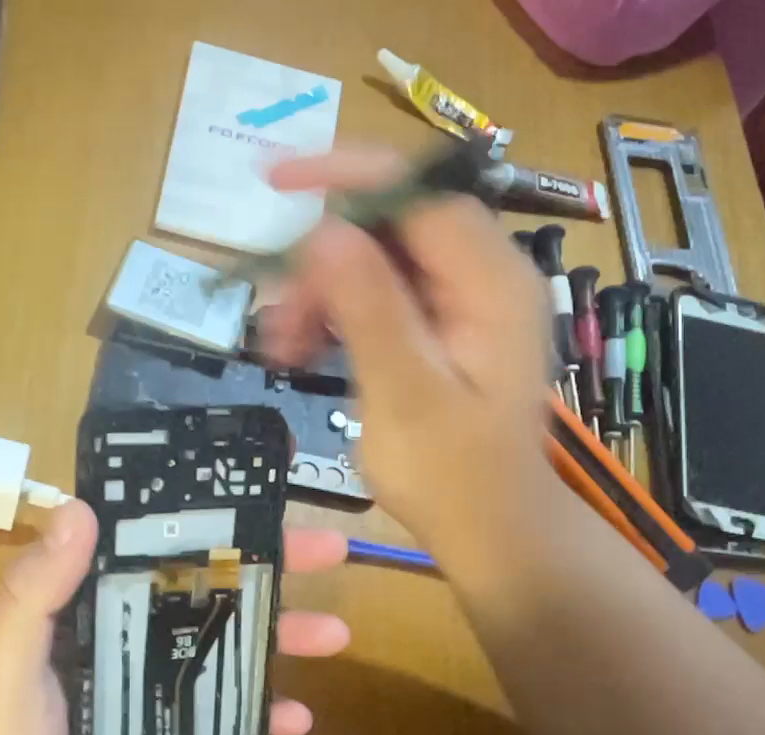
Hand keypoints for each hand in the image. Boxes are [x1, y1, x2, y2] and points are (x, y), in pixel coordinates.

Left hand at [0, 500, 351, 734]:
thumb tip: (79, 507)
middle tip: (332, 553)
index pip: (154, 542)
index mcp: (85, 598)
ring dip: (276, 636)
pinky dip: (257, 711)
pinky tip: (300, 718)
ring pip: (220, 645)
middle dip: (266, 569)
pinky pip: (216, 710)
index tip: (265, 500)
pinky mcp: (155, 728)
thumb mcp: (3, 659)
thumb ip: (33, 590)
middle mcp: (119, 626)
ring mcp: (141, 679)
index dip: (210, 518)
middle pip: (203, 588)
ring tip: (336, 635)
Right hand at [259, 149, 559, 547]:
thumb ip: (370, 309)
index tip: (275, 181)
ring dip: (320, 293)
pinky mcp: (437, 327)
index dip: (348, 174)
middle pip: (390, 225)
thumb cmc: (452, 476)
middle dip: (322, 260)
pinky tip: (302, 348)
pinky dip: (335, 315)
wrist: (489, 530)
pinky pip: (378, 296)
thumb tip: (324, 232)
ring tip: (281, 346)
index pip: (419, 192)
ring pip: (375, 261)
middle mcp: (479, 277)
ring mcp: (458, 302)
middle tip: (275, 317)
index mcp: (488, 283)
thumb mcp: (405, 394)